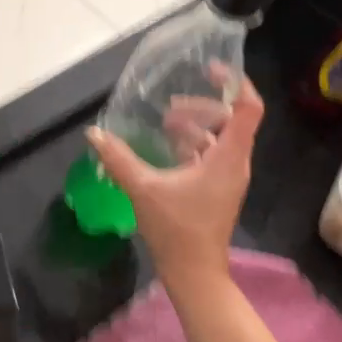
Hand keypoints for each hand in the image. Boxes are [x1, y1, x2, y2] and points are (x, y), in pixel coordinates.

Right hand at [86, 64, 263, 293]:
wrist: (193, 271)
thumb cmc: (176, 229)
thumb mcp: (143, 189)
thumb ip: (119, 159)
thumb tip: (94, 134)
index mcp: (227, 156)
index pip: (247, 107)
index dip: (234, 82)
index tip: (210, 70)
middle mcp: (235, 162)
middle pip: (231, 119)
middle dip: (202, 107)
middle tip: (170, 106)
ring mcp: (228, 178)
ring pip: (219, 139)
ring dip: (195, 127)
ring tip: (165, 124)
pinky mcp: (217, 190)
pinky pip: (210, 156)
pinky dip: (192, 146)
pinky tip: (166, 149)